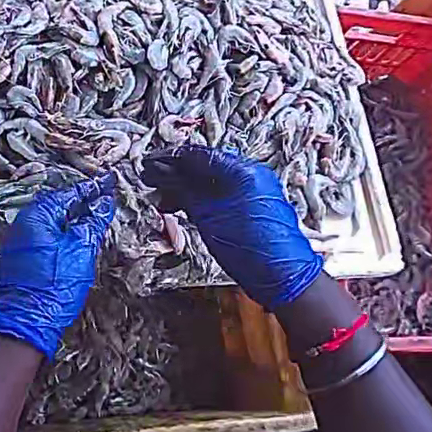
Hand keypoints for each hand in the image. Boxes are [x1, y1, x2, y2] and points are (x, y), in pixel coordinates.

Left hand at [0, 174, 116, 358]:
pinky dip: (62, 236)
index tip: (108, 183)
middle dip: (81, 204)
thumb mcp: (80, 249)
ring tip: (95, 219)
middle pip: (57, 207)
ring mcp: (20, 244)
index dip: (91, 190)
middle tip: (104, 199)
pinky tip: (76, 241)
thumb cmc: (53, 286)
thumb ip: (92, 223)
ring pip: (52, 224)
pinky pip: (45, 238)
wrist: (28, 321)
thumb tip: (103, 204)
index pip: (68, 194)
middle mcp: (23, 226)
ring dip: (73, 221)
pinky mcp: (22, 260)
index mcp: (35, 216)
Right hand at [142, 146, 322, 307]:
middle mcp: (249, 174)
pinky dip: (198, 197)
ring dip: (185, 186)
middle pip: (205, 166)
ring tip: (160, 195)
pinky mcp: (250, 205)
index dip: (170, 158)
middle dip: (175, 172)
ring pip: (210, 180)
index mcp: (242, 171)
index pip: (199, 155)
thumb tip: (163, 178)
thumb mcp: (209, 217)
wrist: (282, 276)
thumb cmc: (250, 246)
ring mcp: (252, 189)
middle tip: (150, 177)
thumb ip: (186, 193)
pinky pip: (219, 193)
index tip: (150, 161)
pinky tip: (179, 205)